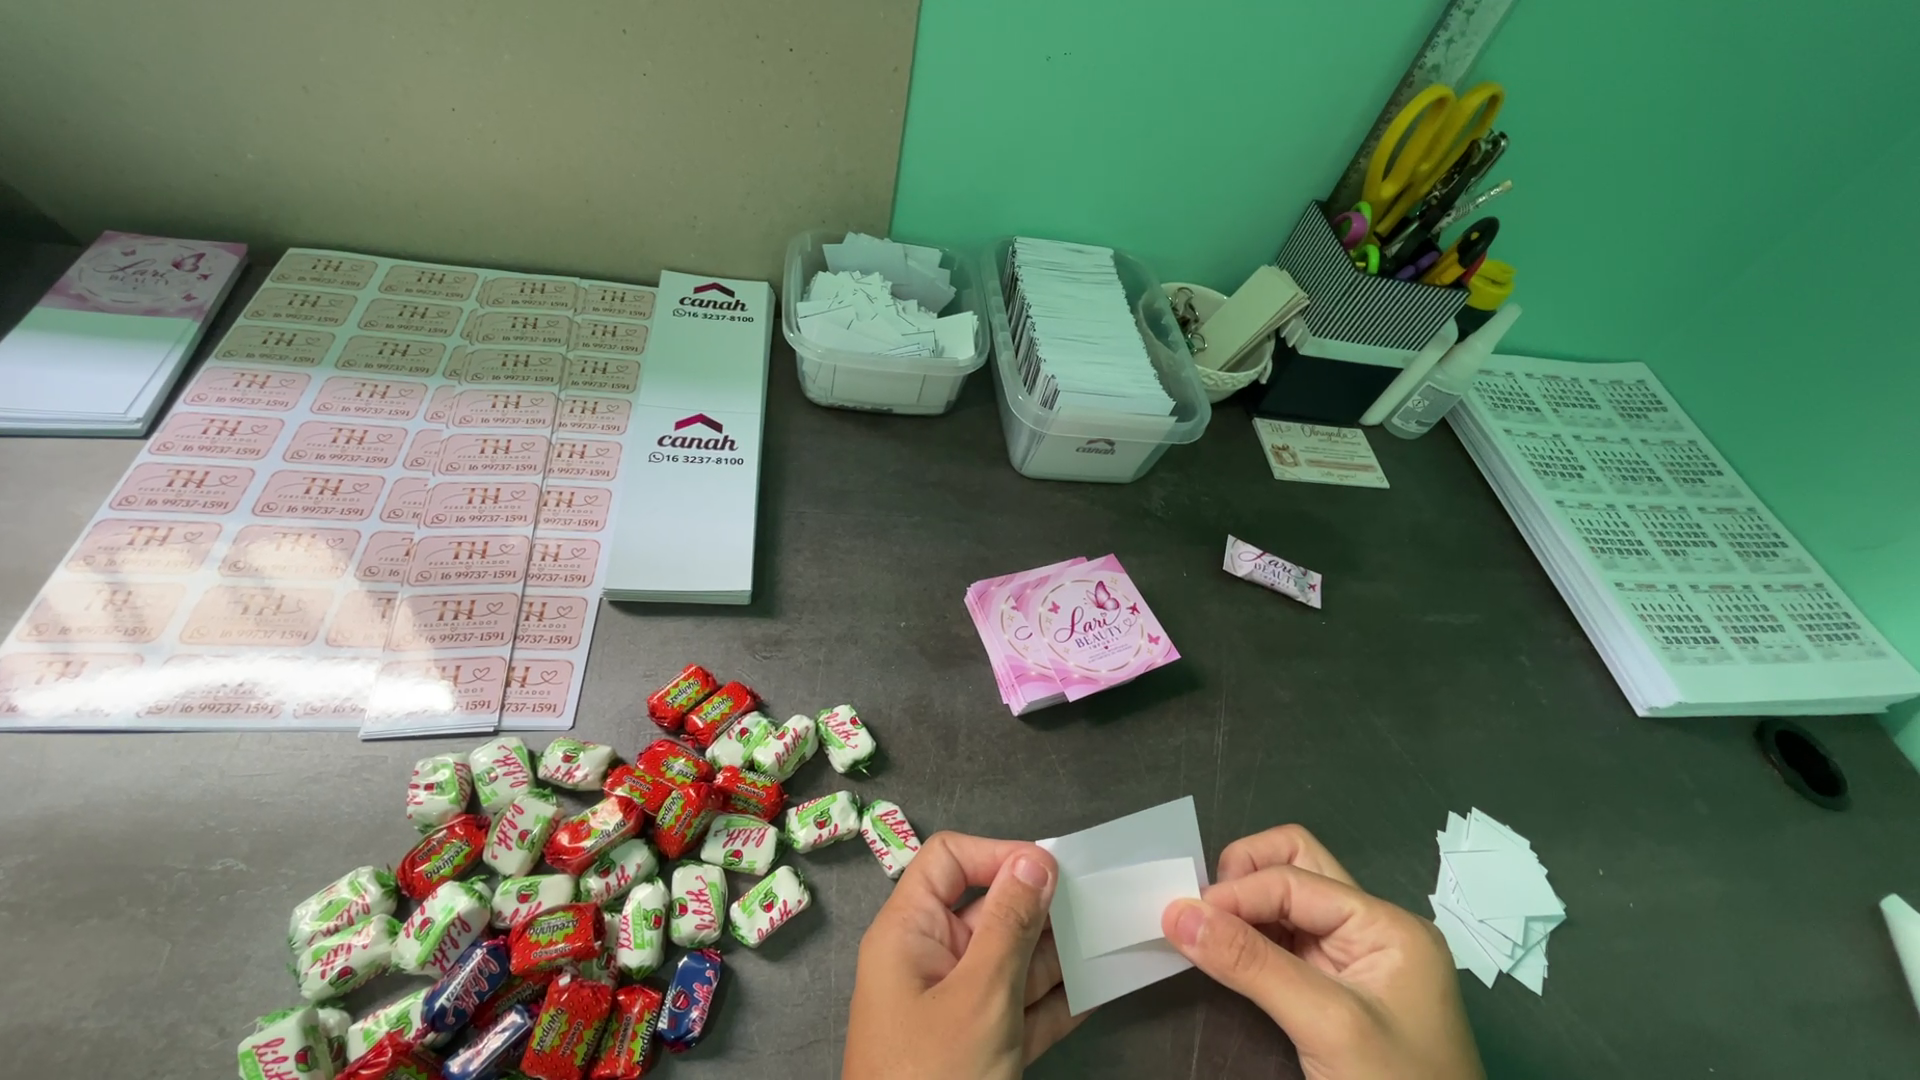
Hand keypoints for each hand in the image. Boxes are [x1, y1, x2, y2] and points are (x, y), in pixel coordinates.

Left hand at [844, 832, 1086, 1079]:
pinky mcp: (982, 1045)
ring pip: (1012, 959)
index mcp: (908, 932)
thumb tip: (1037, 860)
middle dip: (1040, 907)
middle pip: (988, 910)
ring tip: (1110, 938)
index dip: (998, 855)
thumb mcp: (977, 997)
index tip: (1051, 870)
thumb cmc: (936, 1078)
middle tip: (1098, 903)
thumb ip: (1010, 925)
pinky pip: (1023, 1006)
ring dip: (1059, 953)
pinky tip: (1100, 987)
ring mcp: (957, 1005)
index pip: (949, 862)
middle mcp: (930, 958)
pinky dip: (1058, 1000)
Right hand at [1161, 825, 1483, 1079]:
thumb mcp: (1326, 1025)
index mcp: (1386, 924)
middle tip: (1204, 914)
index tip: (1184, 919)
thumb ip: (1251, 964)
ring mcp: (1353, 960)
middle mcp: (1371, 929)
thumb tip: (1177, 913)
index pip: (1294, 878)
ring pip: (1284, 900)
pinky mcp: (1332, 991)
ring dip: (1241, 908)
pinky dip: (1247, 939)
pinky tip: (1223, 954)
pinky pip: (1282, 941)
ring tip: (1204, 932)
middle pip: (1295, 865)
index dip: (1236, 893)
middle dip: (1241, 879)